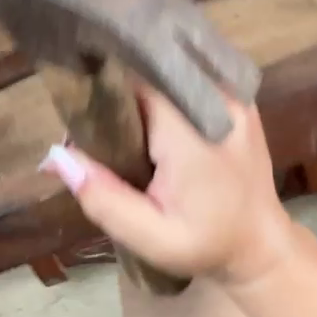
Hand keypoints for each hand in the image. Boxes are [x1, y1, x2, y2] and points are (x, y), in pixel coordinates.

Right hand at [39, 88, 295, 283]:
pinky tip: (152, 122)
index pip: (136, 81)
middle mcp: (219, 102)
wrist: (261, 245)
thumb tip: (56, 157)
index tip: (82, 122)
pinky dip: (164, 92)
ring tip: (122, 129)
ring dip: (141, 93)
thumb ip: (103, 198)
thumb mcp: (150, 237)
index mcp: (194, 133)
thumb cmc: (205, 244)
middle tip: (97, 136)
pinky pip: (188, 78)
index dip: (102, 93)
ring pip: (169, 72)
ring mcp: (233, 96)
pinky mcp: (237, 99)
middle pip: (151, 74)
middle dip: (118, 97)